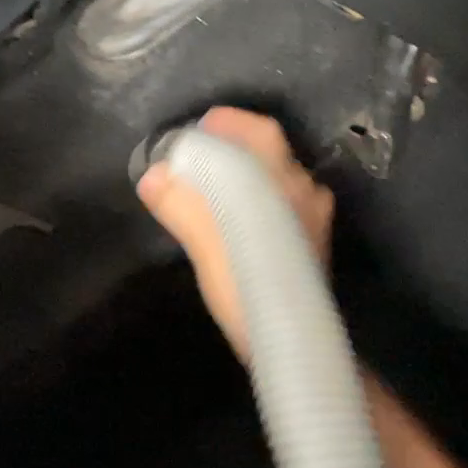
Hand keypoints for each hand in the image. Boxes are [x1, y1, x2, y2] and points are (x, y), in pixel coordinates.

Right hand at [136, 107, 334, 356]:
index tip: (197, 129)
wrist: (295, 344)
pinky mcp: (312, 241)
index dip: (228, 124)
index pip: (258, 133)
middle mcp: (305, 190)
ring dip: (245, 171)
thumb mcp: (206, 245)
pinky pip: (282, 200)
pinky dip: (256, 194)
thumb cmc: (250, 287)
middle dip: (233, 146)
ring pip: (276, 176)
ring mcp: (314, 216)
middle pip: (269, 152)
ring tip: (209, 181)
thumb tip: (153, 175)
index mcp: (283, 181)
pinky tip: (234, 213)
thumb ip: (180, 205)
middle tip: (197, 154)